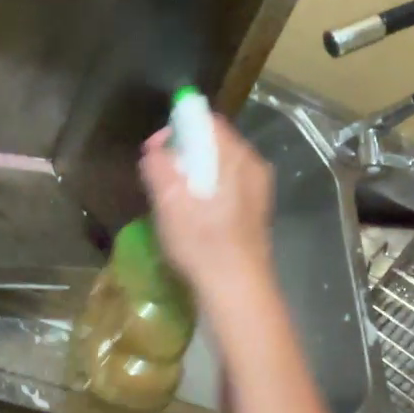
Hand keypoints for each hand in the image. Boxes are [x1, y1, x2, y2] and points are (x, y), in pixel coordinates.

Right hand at [139, 115, 275, 302]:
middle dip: (183, 151)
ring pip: (220, 166)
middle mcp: (253, 166)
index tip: (155, 149)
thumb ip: (158, 166)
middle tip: (159, 175)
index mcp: (236, 156)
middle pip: (214, 142)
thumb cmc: (202, 242)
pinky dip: (207, 190)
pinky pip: (227, 186)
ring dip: (193, 173)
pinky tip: (191, 215)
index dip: (177, 126)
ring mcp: (258, 190)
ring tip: (172, 198)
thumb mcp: (168, 201)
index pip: (206, 121)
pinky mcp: (256, 212)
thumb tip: (156, 149)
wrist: (237, 291)